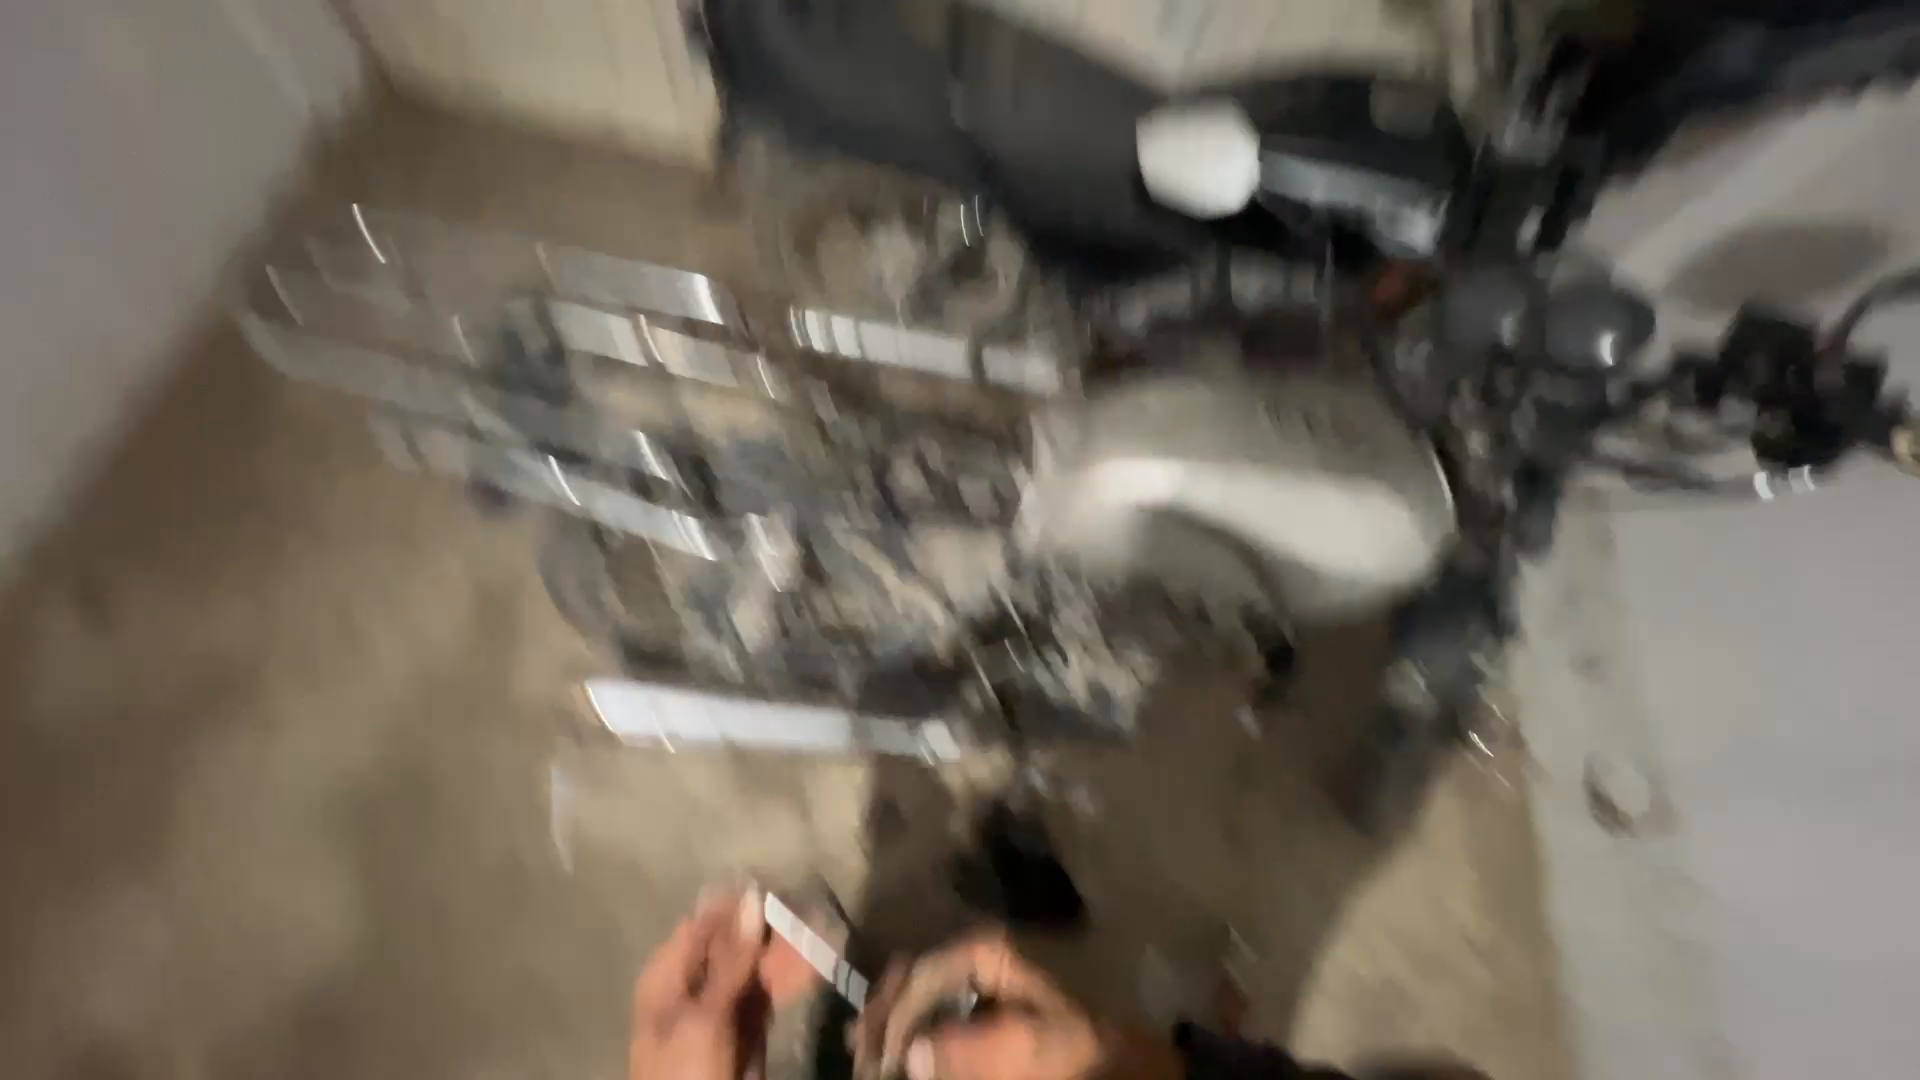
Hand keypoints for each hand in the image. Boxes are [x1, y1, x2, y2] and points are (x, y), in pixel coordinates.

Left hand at [629, 887, 819, 1079]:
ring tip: (828, 933)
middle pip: (738, 942)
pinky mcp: (747, 1030)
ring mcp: (722, 1009)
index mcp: (669, 978)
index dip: (741, 904)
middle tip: (815, 911)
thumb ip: (732, 959)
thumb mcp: (705, 1019)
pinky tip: (820, 964)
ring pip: (759, 966)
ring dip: (791, 950)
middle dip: (775, 928)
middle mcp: (694, 985)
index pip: (706, 923)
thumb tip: (752, 898)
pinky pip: (771, 993)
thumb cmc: (686, 1078)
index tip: (781, 886)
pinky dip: (794, 979)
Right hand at [852, 932, 1179, 1079]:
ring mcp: (977, 970)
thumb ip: (974, 1051)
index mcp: (986, 950)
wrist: (1122, 1057)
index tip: (879, 1067)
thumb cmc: (1080, 1048)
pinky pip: (932, 1000)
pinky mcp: (982, 993)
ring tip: (865, 1056)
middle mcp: (975, 950)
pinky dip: (908, 1023)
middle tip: (860, 1059)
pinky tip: (895, 1050)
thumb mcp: (1035, 1051)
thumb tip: (911, 1056)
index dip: (895, 1021)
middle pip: (910, 974)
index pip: (921, 977)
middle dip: (883, 1016)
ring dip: (889, 1019)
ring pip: (914, 984)